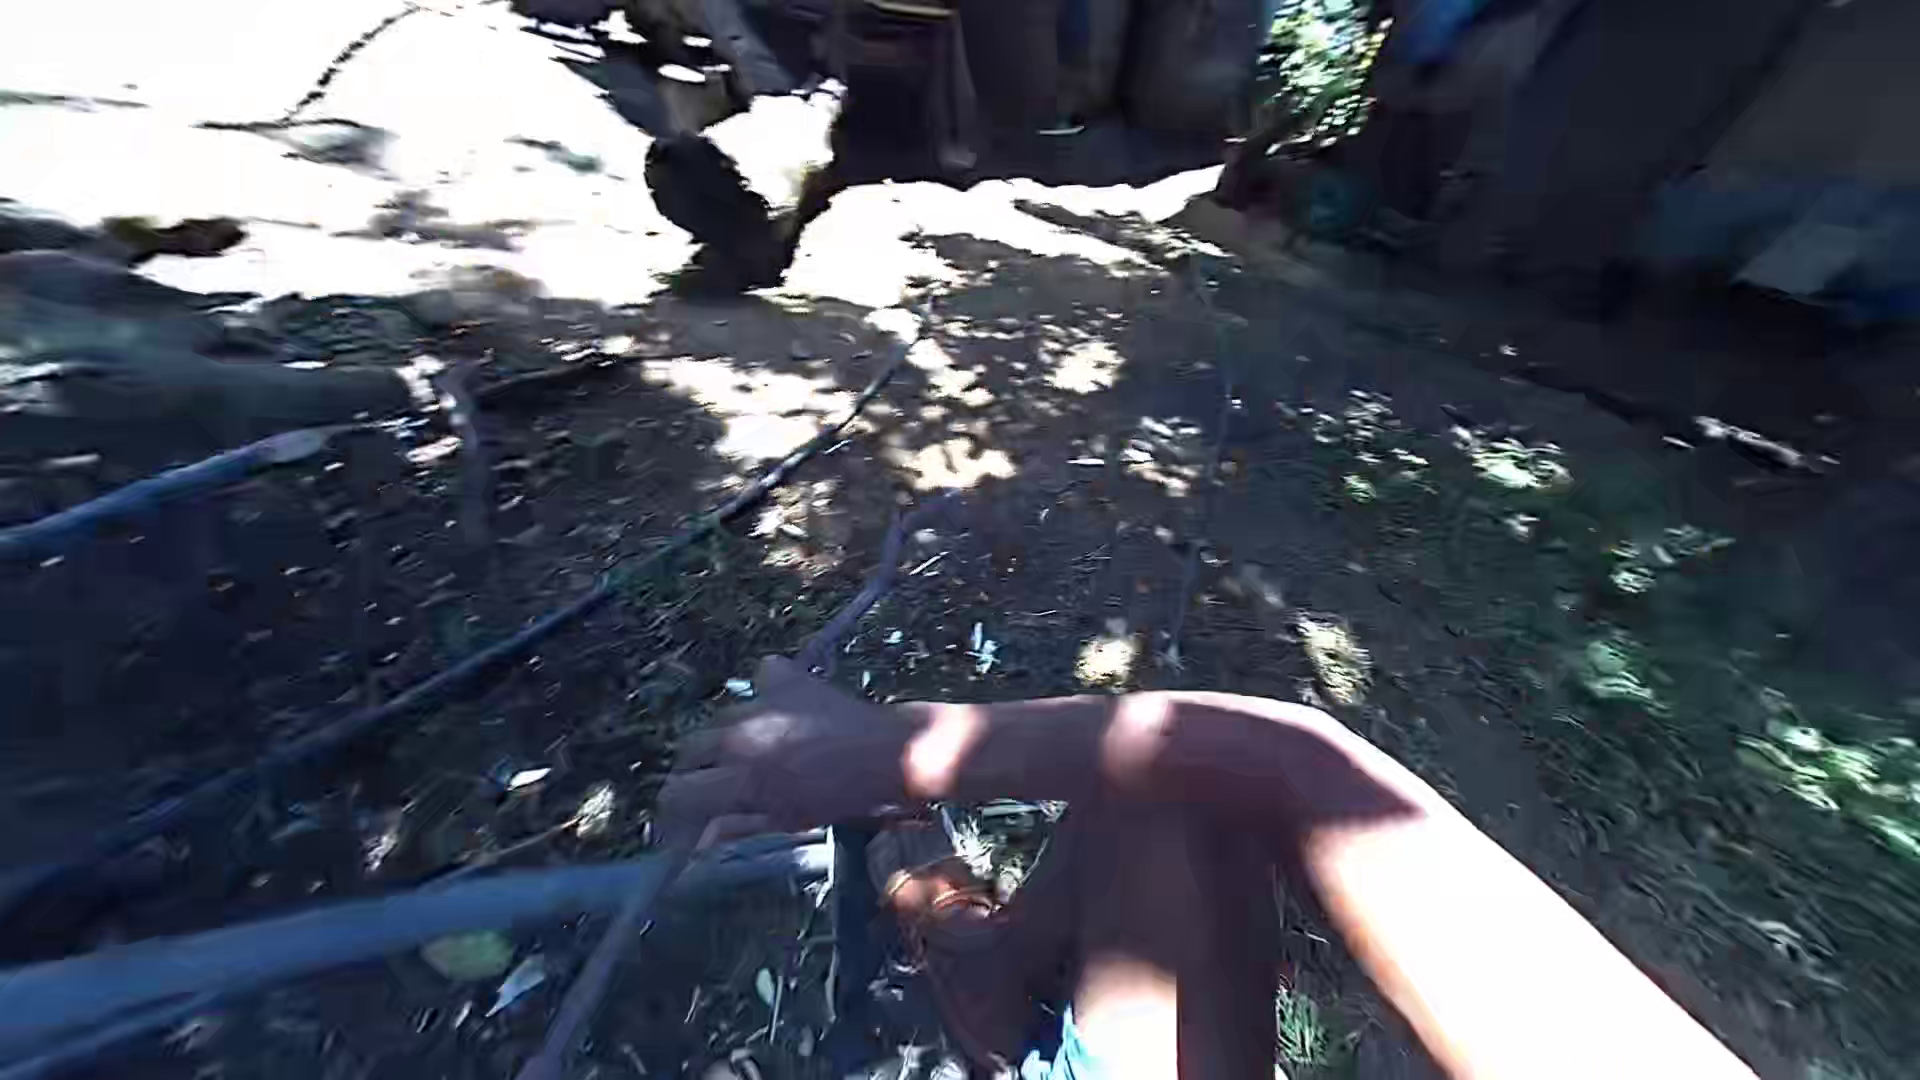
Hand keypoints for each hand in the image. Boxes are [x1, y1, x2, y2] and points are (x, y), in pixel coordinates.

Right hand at [658, 656, 921, 845]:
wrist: (890, 754)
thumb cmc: (843, 798)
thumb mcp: (788, 821)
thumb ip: (737, 826)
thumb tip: (697, 840)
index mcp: (741, 779)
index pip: (678, 793)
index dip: (678, 810)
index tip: (688, 818)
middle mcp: (742, 735)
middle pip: (691, 748)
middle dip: (698, 770)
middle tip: (720, 783)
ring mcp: (764, 702)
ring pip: (723, 716)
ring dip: (730, 734)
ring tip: (756, 748)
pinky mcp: (789, 679)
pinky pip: (762, 677)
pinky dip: (767, 690)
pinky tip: (781, 707)